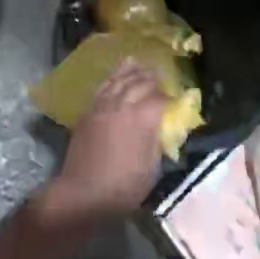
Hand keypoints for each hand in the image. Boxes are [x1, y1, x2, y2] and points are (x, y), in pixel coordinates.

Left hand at [46, 61, 169, 220]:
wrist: (83, 194)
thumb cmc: (123, 187)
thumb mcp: (152, 169)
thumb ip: (157, 142)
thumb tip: (160, 127)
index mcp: (143, 119)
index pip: (160, 98)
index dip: (170, 97)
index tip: (176, 99)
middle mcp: (123, 105)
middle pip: (139, 83)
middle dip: (152, 78)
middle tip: (160, 76)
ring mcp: (103, 107)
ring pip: (118, 80)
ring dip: (130, 71)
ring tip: (138, 64)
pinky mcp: (88, 113)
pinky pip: (103, 89)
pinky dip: (112, 79)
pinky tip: (115, 77)